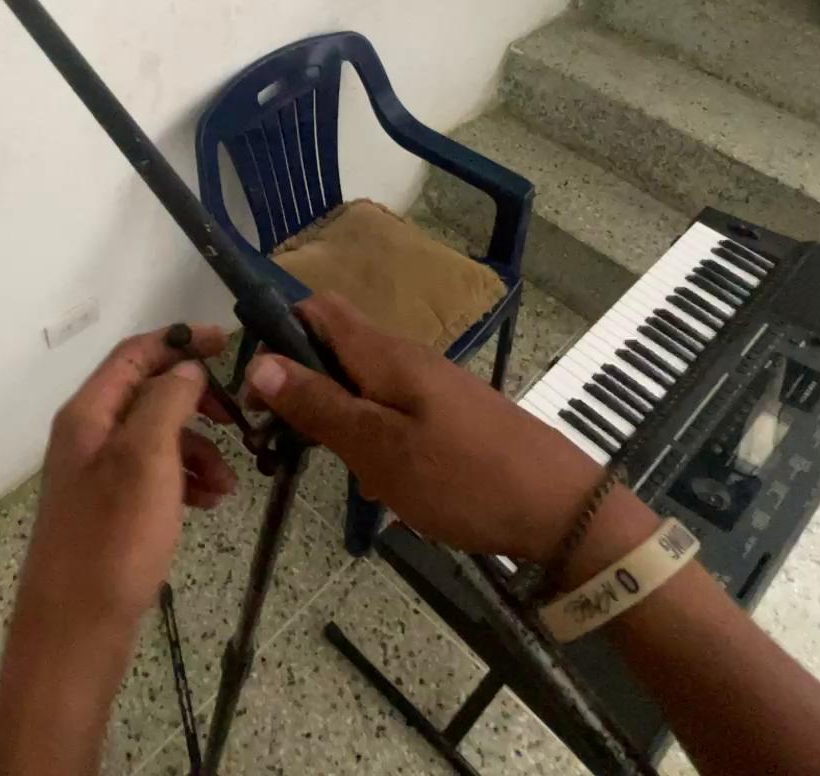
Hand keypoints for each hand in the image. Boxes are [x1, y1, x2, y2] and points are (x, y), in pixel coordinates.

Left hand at [16, 323, 238, 631]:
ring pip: (159, 437)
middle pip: (150, 394)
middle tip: (236, 419)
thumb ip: (167, 401)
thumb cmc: (112, 538)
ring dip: (198, 449)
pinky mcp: (113, 507)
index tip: (228, 343)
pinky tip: (210, 503)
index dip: (179, 341)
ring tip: (227, 484)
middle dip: (197, 403)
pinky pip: (156, 475)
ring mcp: (100, 473)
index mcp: (89, 413)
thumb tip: (186, 366)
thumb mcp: (146, 458)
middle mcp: (90, 434)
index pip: (134, 354)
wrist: (76, 631)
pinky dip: (186, 480)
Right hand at [243, 294, 611, 561]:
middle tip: (280, 434)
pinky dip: (365, 431)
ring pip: (360, 381)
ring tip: (323, 460)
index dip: (279, 330)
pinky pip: (388, 407)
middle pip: (335, 346)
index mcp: (384, 354)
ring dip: (332, 412)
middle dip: (300, 381)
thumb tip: (260, 363)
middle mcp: (404, 358)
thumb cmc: (463, 477)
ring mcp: (429, 386)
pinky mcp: (446, 414)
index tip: (257, 384)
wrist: (562, 511)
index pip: (318, 308)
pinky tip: (372, 474)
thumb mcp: (378, 447)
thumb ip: (319, 404)